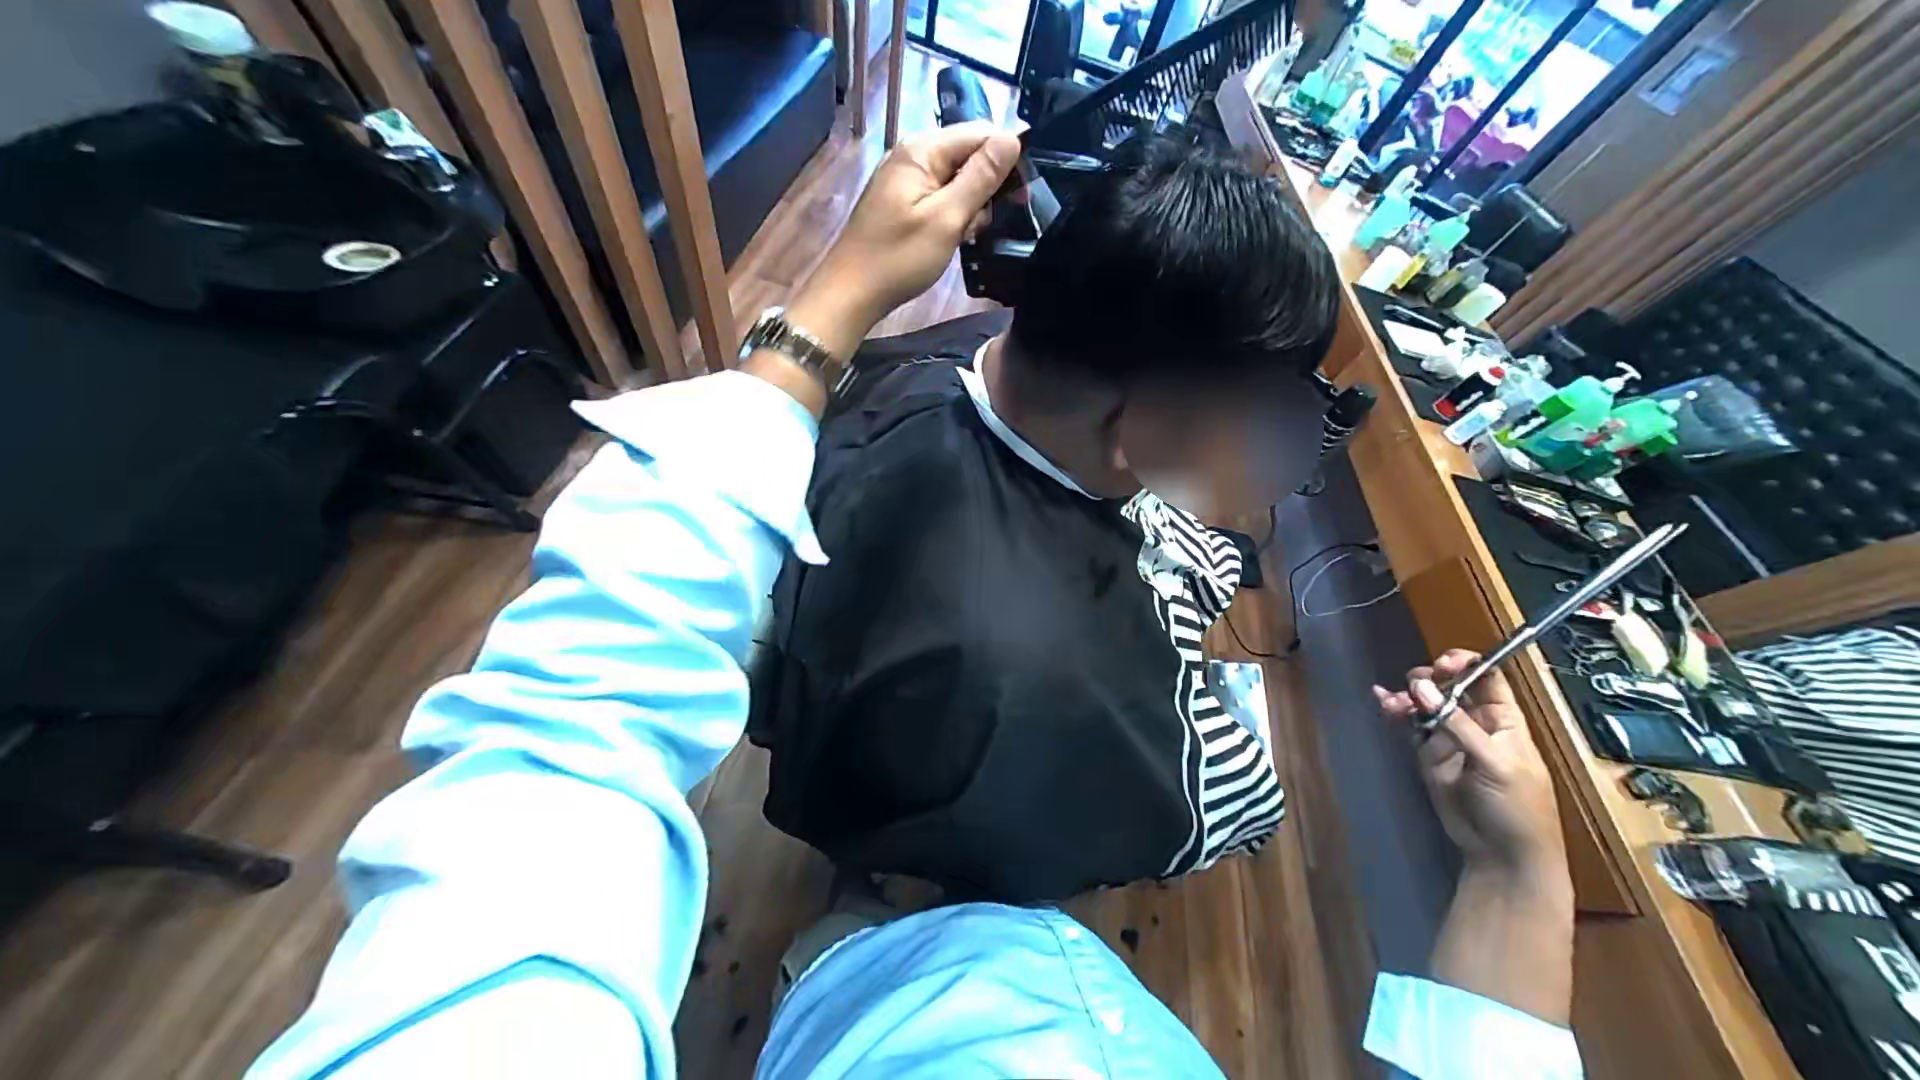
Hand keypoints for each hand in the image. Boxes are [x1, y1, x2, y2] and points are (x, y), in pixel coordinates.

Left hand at [784, 123, 1021, 357]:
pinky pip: (940, 198)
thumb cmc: (898, 259)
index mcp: (922, 149)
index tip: (1020, 197)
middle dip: (986, 187)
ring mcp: (905, 179)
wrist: (851, 294)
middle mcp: (912, 154)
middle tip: (984, 225)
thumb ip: (980, 177)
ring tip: (963, 237)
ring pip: (957, 179)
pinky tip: (951, 240)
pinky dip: (952, 217)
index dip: (1006, 160)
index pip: (981, 132)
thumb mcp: (947, 218)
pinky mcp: (902, 203)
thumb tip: (1012, 139)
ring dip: (970, 207)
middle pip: (968, 154)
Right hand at [1373, 650, 1563, 872]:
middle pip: (1449, 685)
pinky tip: (1383, 701)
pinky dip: (1395, 711)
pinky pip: (1409, 724)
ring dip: (1408, 695)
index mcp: (1503, 720)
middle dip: (1430, 678)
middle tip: (1416, 684)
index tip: (1444, 661)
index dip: (1467, 663)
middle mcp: (1474, 722)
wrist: (1501, 853)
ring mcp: (1449, 737)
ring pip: (1424, 702)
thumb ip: (1456, 723)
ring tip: (1395, 703)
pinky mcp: (1427, 753)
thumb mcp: (1495, 762)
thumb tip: (1419, 687)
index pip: (1487, 678)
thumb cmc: (1517, 807)